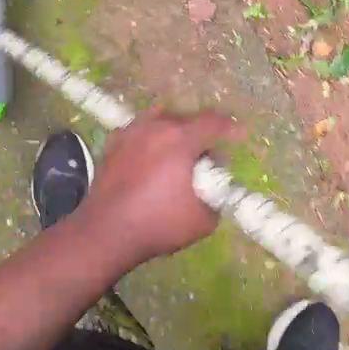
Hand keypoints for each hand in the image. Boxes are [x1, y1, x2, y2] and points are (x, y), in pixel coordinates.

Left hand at [77, 108, 238, 267]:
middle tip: (208, 153)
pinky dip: (151, 139)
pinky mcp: (114, 143)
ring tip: (180, 151)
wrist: (108, 230)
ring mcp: (131, 132)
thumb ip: (217, 197)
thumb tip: (215, 186)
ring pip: (160, 120)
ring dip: (174, 131)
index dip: (230, 127)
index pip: (213, 123)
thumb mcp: (204, 219)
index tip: (240, 133)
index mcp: (181, 138)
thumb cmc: (159, 223)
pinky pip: (140, 132)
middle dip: (201, 133)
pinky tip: (152, 156)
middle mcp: (156, 126)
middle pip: (185, 119)